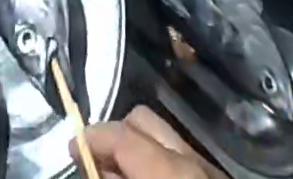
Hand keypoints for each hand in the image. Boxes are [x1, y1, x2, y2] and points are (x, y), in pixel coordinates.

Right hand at [75, 106, 222, 178]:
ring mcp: (212, 167)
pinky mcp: (220, 176)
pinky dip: (161, 160)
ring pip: (165, 134)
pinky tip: (150, 177)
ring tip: (123, 169)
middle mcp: (191, 157)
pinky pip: (183, 155)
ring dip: (139, 145)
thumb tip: (94, 165)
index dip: (90, 136)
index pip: (120, 133)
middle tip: (98, 160)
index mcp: (168, 168)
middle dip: (115, 132)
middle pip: (142, 118)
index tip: (73, 148)